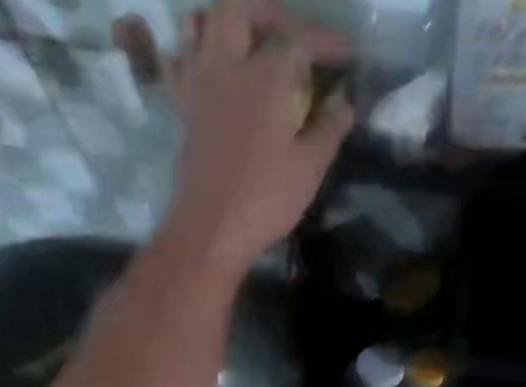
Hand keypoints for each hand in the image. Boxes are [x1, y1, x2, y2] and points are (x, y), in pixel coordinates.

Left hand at [162, 0, 351, 272]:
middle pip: (238, 8)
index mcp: (265, 80)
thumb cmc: (267, 198)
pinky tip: (213, 67)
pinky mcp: (182, 104)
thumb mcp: (310, 167)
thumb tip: (344, 102)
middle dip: (268, 13)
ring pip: (200, 21)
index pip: (297, 40)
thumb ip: (329, 128)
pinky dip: (196, 50)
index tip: (346, 54)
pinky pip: (179, 57)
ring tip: (251, 42)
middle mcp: (226, 66)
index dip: (325, 41)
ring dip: (227, 21)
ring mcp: (198, 82)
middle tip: (291, 35)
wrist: (213, 225)